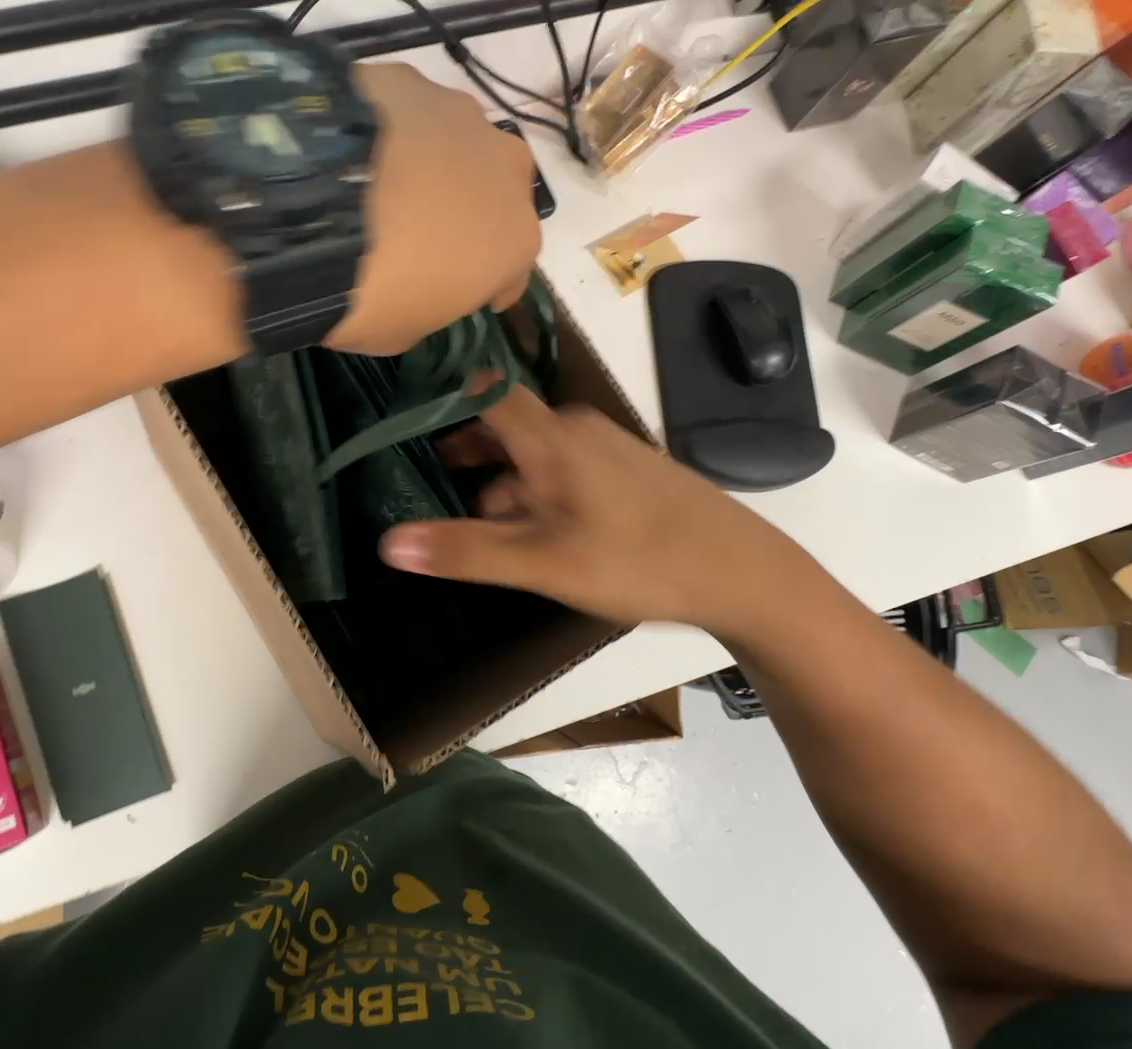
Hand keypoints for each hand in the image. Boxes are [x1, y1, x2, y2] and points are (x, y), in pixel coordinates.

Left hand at [325, 64, 541, 355]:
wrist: (316, 217)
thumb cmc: (372, 295)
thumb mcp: (403, 331)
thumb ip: (427, 307)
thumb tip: (415, 291)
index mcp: (515, 240)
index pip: (513, 269)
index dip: (488, 283)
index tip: (466, 292)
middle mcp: (505, 170)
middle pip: (493, 196)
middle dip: (467, 214)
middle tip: (423, 235)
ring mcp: (460, 116)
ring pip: (455, 147)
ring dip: (432, 167)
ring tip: (384, 188)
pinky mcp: (410, 82)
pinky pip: (405, 114)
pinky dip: (388, 132)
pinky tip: (355, 155)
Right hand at [377, 386, 825, 633]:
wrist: (743, 573)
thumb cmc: (637, 560)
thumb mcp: (542, 563)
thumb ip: (465, 550)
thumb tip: (388, 542)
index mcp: (552, 436)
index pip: (483, 393)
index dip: (441, 399)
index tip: (401, 419)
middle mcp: (578, 430)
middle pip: (505, 426)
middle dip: (465, 454)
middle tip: (427, 484)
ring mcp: (608, 450)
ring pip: (534, 455)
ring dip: (500, 483)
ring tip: (475, 526)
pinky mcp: (628, 475)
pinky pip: (564, 471)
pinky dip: (534, 493)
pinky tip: (536, 537)